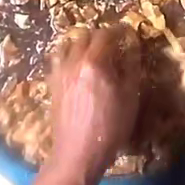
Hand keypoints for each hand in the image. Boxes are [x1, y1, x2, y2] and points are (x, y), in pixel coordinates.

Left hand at [47, 27, 139, 178]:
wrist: (78, 153)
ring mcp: (59, 73)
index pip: (106, 35)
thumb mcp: (130, 97)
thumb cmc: (110, 127)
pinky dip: (69, 56)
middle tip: (113, 43)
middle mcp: (74, 62)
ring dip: (81, 43)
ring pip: (67, 45)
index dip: (119, 31)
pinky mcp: (52, 85)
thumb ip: (131, 67)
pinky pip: (58, 60)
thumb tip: (132, 47)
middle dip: (100, 35)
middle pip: (84, 36)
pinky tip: (78, 68)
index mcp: (95, 62)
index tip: (128, 33)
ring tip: (93, 52)